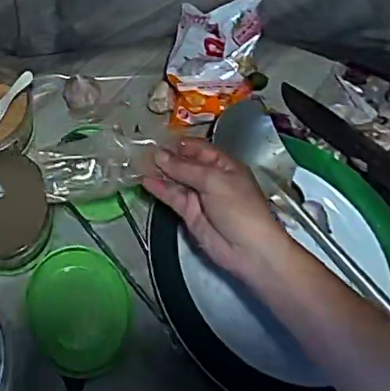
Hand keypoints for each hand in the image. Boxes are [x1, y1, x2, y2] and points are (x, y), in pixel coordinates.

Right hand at [144, 137, 296, 285]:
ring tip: (138, 162)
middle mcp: (210, 178)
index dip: (178, 144)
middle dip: (166, 157)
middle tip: (142, 149)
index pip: (197, 148)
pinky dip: (159, 189)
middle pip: (184, 163)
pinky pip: (172, 197)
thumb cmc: (240, 207)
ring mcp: (199, 196)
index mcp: (223, 164)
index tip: (157, 138)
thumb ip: (184, 168)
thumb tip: (159, 154)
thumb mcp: (214, 181)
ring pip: (176, 180)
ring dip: (159, 172)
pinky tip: (145, 180)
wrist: (251, 252)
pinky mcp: (189, 213)